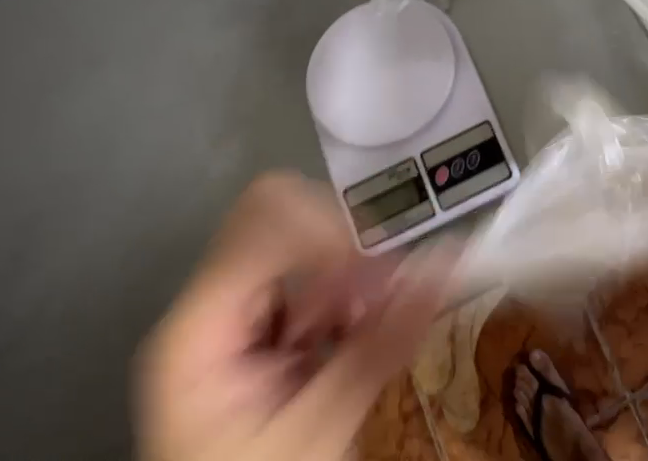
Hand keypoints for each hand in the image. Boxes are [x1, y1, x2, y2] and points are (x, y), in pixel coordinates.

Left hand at [135, 174, 451, 460]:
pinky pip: (307, 279)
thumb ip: (380, 345)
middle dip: (344, 253)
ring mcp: (231, 311)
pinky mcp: (255, 327)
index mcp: (199, 322)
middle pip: (285, 218)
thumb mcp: (318, 429)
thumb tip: (447, 266)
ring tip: (360, 339)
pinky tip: (350, 344)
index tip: (385, 274)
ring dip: (348, 282)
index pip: (265, 218)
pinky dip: (344, 300)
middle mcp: (210, 300)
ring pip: (302, 246)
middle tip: (380, 303)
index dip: (331, 228)